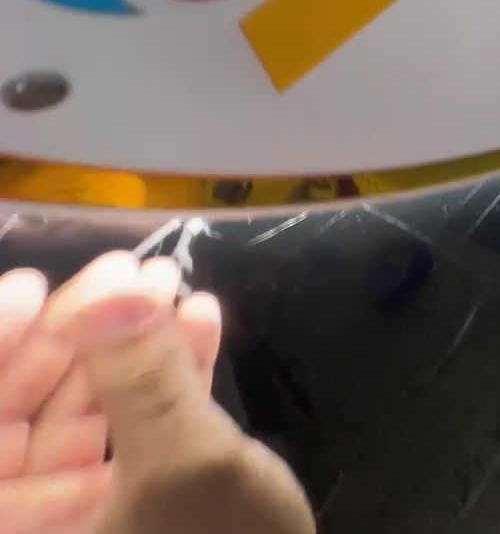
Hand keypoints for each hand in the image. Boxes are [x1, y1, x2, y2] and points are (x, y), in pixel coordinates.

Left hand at [0, 252, 313, 533]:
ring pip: (82, 406)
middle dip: (73, 333)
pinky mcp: (130, 493)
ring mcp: (73, 507)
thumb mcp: (186, 465)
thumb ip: (145, 382)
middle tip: (126, 269)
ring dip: (129, 341)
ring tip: (170, 281)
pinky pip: (133, 420)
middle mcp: (18, 516)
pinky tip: (201, 316)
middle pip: (17, 411)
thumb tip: (111, 293)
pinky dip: (169, 367)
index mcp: (1, 525)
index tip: (35, 285)